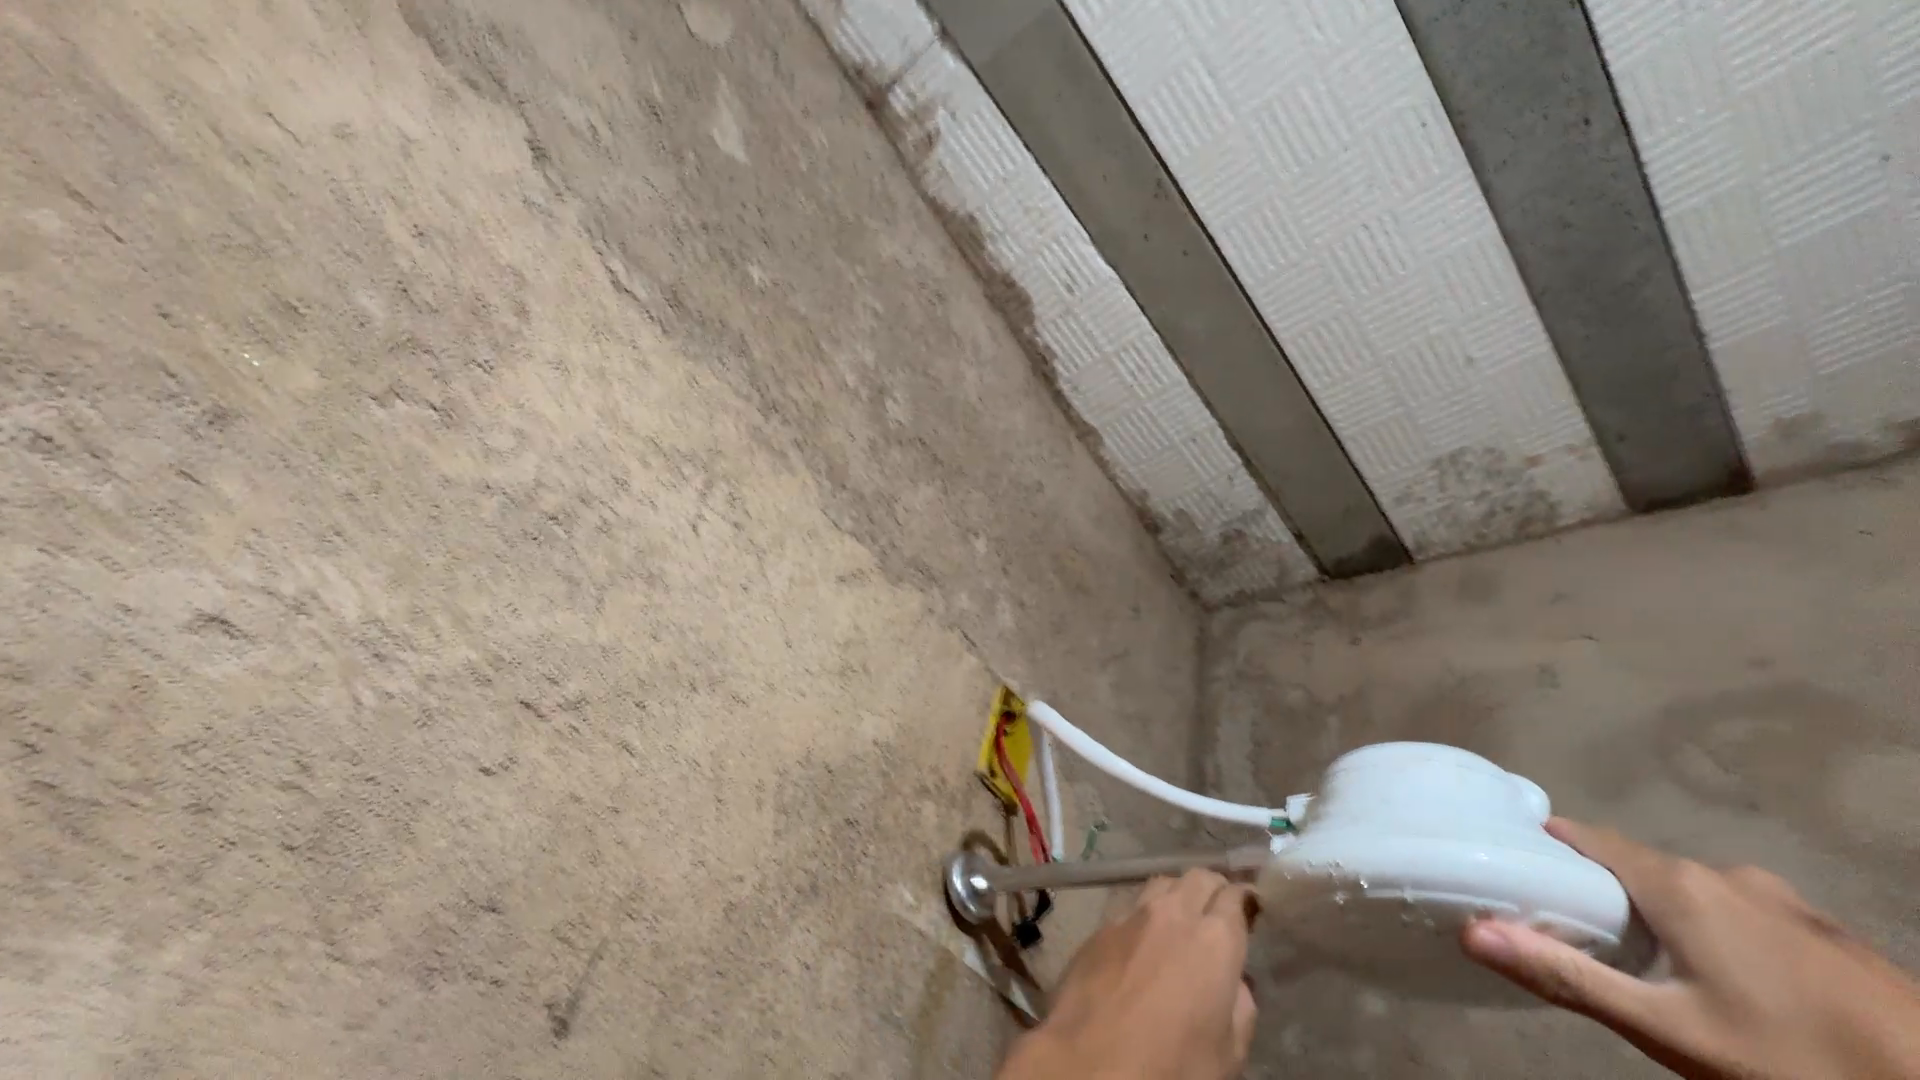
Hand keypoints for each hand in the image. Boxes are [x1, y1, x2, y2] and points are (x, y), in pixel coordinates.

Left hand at [997, 870, 1258, 1079]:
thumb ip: (1241, 1006)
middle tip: (1218, 911)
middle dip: (1214, 888)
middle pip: (1198, 878)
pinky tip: (1142, 937)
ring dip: (1177, 894)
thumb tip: (1236, 981)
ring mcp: (1131, 916)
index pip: (1236, 895)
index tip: (1251, 910)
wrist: (1091, 1065)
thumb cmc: (1172, 1065)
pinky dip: (1144, 913)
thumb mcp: (1229, 1051)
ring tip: (1180, 917)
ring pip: (1161, 883)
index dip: (1247, 900)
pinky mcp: (1099, 928)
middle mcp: (1174, 914)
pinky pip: (1129, 906)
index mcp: (1215, 939)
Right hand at [1463, 818, 1919, 1079]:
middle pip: (1638, 867)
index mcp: (1681, 885)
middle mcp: (1727, 874)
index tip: (1512, 867)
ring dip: (1661, 916)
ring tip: (1655, 971)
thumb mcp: (1665, 1030)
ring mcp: (1784, 899)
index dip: (1547, 848)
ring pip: (1694, 892)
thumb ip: (1566, 976)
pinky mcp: (1825, 930)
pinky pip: (1742, 912)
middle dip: (1602, 893)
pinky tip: (1732, 985)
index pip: (1589, 838)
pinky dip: (1715, 931)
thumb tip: (1470, 930)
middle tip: (1579, 938)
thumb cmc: (1789, 1058)